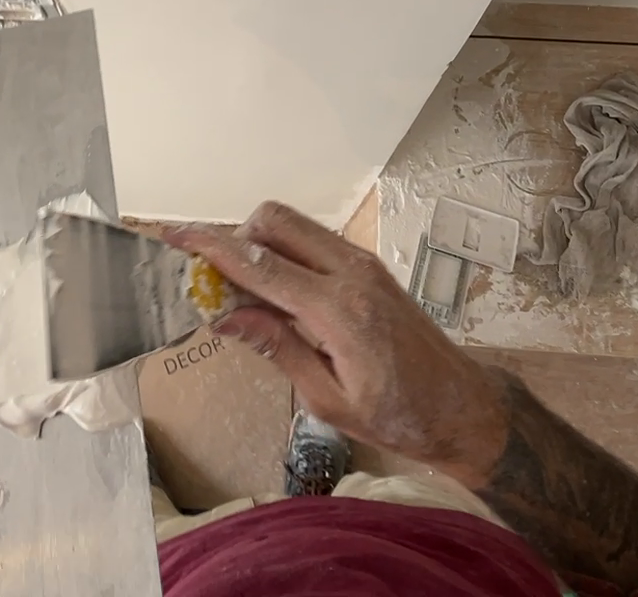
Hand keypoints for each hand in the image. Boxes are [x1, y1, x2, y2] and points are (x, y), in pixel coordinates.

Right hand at [164, 201, 507, 486]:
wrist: (462, 405)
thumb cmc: (397, 417)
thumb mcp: (329, 400)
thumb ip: (278, 348)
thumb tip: (223, 315)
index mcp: (340, 311)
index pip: (261, 264)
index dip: (212, 247)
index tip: (175, 237)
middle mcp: (350, 270)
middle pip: (274, 220)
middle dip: (235, 238)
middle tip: (221, 285)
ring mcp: (361, 260)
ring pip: (291, 223)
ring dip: (257, 244)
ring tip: (247, 296)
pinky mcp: (365, 262)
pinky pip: (310, 239)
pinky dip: (280, 252)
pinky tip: (278, 295)